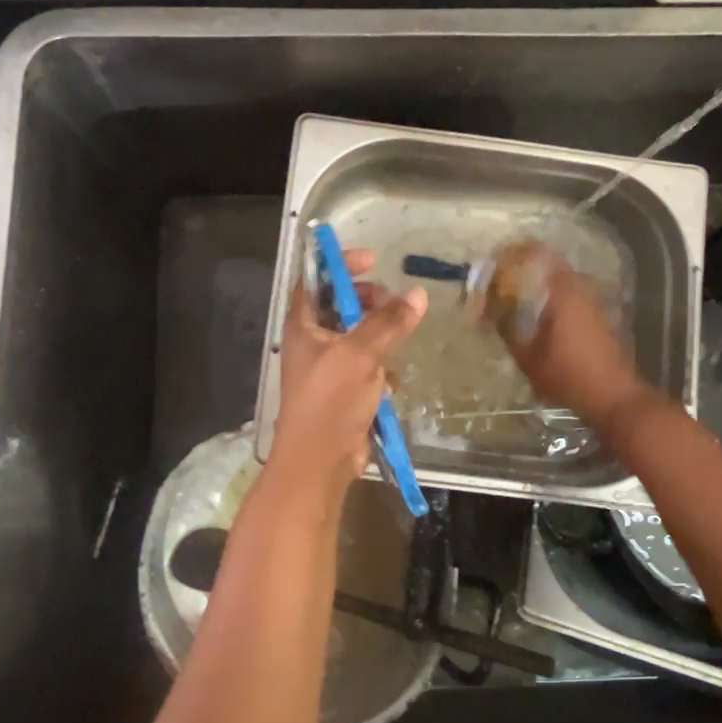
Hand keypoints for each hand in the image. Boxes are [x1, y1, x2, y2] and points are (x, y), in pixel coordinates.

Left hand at [273, 248, 427, 487]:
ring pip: (360, 336)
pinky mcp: (346, 390)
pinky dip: (382, 370)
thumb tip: (418, 294)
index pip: (315, 278)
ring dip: (381, 339)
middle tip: (392, 304)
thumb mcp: (360, 355)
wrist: (319, 462)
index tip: (372, 260)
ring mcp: (329, 366)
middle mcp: (312, 340)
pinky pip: (369, 367)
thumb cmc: (329, 401)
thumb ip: (388, 323)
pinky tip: (390, 384)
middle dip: (369, 302)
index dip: (339, 264)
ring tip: (394, 347)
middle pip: (341, 304)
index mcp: (303, 324)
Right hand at [483, 241, 650, 430]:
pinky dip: (544, 300)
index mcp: (561, 288)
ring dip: (529, 288)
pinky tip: (530, 322)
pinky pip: (562, 294)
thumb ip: (505, 325)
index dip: (506, 256)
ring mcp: (589, 298)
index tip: (488, 271)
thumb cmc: (568, 375)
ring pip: (551, 280)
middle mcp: (578, 285)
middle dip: (514, 273)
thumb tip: (486, 307)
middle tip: (493, 292)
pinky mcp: (594, 313)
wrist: (613, 397)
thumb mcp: (527, 354)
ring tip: (507, 308)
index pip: (532, 252)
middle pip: (541, 264)